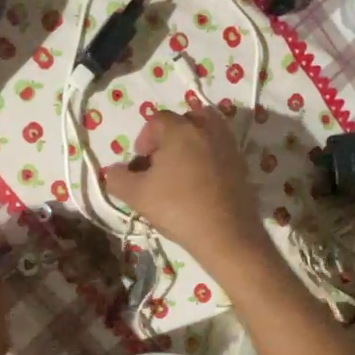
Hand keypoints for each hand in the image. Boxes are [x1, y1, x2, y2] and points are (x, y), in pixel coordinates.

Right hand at [101, 107, 271, 270]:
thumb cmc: (177, 208)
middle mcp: (207, 129)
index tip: (140, 163)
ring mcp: (228, 145)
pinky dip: (208, 158)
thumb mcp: (137, 196)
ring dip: (191, 145)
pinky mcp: (242, 164)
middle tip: (161, 162)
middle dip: (169, 137)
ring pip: (206, 132)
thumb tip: (112, 171)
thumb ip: (118, 179)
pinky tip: (200, 184)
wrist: (225, 234)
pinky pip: (219, 150)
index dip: (143, 139)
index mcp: (180, 129)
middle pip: (185, 120)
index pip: (156, 121)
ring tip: (181, 171)